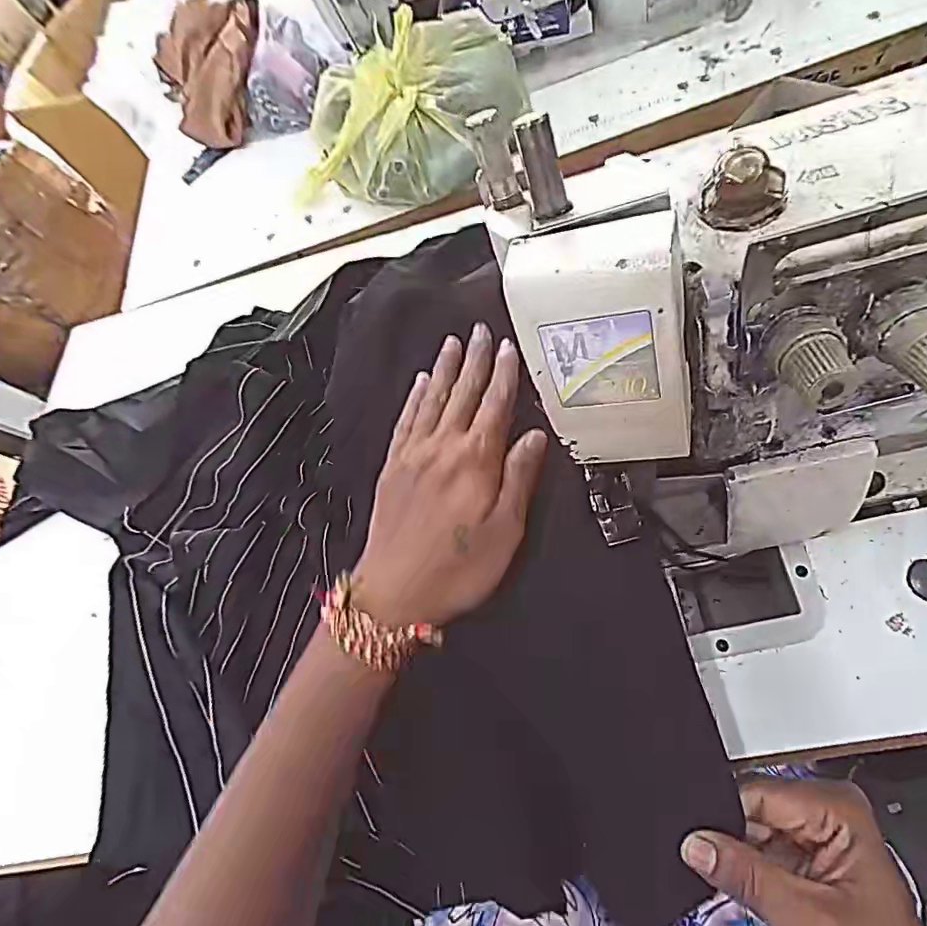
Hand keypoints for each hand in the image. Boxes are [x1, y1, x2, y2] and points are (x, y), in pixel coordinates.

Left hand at [351, 324, 549, 626]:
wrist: (393, 594)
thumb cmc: (457, 569)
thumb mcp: (505, 531)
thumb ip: (519, 479)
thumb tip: (533, 437)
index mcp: (475, 463)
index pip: (494, 407)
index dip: (504, 376)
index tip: (509, 350)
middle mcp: (442, 449)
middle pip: (463, 394)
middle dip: (476, 361)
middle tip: (482, 331)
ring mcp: (414, 456)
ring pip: (433, 399)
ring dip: (446, 369)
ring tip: (454, 343)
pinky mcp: (393, 468)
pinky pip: (406, 419)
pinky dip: (416, 396)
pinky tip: (423, 382)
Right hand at [681, 779, 926, 925]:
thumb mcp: (809, 922)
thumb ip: (748, 878)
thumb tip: (697, 844)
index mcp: (840, 809)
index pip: (761, 792)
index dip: (723, 816)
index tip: (693, 840)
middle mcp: (828, 814)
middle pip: (753, 808)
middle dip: (727, 837)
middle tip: (706, 867)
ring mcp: (814, 839)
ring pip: (749, 832)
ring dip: (734, 858)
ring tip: (727, 884)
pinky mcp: (802, 865)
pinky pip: (757, 854)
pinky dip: (742, 873)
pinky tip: (738, 890)